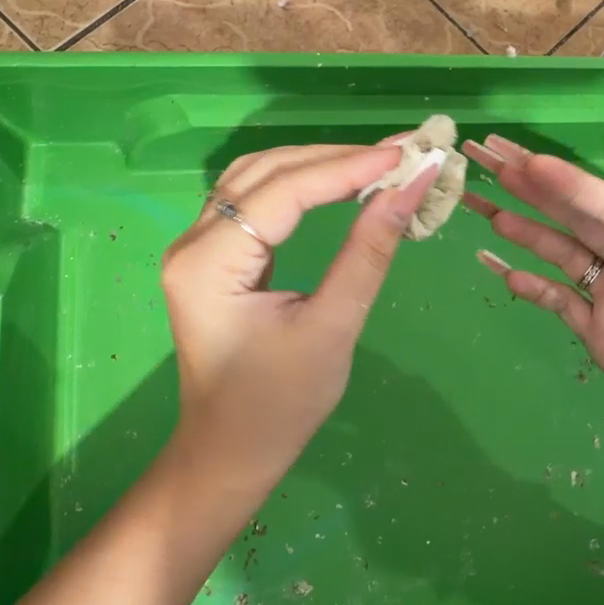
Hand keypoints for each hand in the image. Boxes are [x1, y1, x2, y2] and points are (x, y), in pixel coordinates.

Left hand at [160, 144, 437, 475]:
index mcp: (209, 262)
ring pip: (261, 177)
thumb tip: (409, 189)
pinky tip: (343, 182)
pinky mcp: (217, 255)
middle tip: (404, 152)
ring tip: (381, 161)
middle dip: (339, 157)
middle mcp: (194, 241)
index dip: (348, 167)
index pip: (285, 191)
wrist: (232, 452)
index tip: (407, 155)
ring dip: (321, 163)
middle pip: (269, 172)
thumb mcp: (333, 327)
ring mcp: (200, 245)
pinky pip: (259, 200)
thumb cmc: (280, 404)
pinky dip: (304, 184)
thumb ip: (368, 252)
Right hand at [462, 122, 603, 440]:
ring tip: (481, 203)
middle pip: (571, 216)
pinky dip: (529, 286)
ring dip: (521, 227)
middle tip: (488, 156)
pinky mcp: (600, 334)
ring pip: (556, 252)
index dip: (570, 185)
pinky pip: (558, 303)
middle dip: (531, 186)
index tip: (531, 163)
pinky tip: (500, 268)